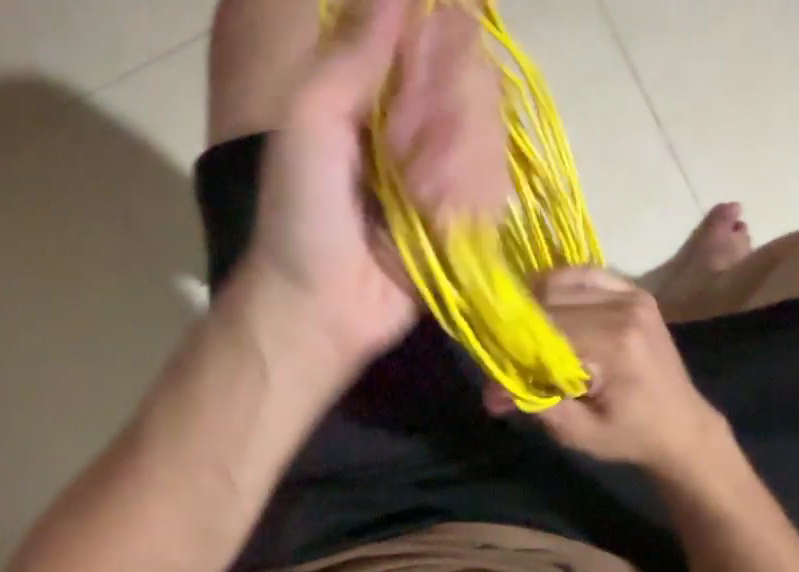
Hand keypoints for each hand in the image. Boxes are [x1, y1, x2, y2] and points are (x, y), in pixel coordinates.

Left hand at [244, 0, 510, 369]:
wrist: (318, 309)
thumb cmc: (301, 214)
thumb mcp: (309, 121)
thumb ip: (351, 53)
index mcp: (376, 88)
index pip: (437, 36)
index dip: (443, 52)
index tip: (419, 93)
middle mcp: (416, 122)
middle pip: (475, 82)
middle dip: (447, 121)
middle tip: (404, 159)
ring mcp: (444, 171)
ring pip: (491, 134)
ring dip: (457, 170)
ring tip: (418, 204)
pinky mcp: (465, 217)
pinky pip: (497, 187)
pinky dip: (470, 205)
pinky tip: (439, 226)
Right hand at [506, 267, 729, 474]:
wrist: (682, 427)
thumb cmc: (630, 436)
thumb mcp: (580, 433)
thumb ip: (535, 405)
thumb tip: (489, 394)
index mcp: (614, 344)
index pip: (544, 327)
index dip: (512, 345)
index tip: (496, 369)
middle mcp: (624, 309)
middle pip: (548, 299)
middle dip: (521, 327)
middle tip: (509, 357)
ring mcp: (632, 295)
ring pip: (560, 283)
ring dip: (536, 307)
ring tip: (528, 338)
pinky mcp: (634, 292)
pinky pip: (583, 274)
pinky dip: (559, 288)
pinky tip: (549, 312)